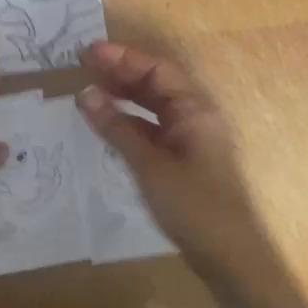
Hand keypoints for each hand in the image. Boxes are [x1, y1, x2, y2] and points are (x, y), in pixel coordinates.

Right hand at [76, 41, 277, 275]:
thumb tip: (85, 94)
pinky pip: (151, 128)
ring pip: (152, 106)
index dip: (122, 57)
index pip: (157, 69)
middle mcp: (194, 117)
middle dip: (119, 72)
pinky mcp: (180, 160)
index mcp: (195, 110)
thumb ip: (116, 127)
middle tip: (81, 64)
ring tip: (87, 88)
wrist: (227, 255)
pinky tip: (104, 122)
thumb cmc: (192, 205)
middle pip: (155, 83)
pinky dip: (127, 121)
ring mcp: (188, 139)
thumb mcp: (148, 165)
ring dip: (122, 95)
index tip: (87, 52)